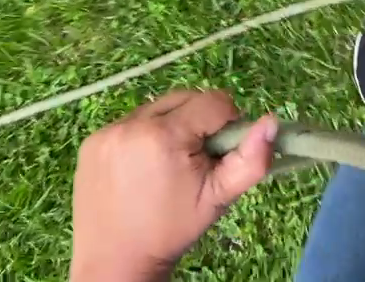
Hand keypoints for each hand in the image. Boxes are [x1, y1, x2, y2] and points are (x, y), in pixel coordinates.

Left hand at [70, 90, 278, 281]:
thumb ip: (251, 159)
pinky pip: (133, 121)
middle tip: (197, 159)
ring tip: (170, 161)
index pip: (214, 102)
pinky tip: (144, 165)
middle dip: (199, 121)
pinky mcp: (92, 140)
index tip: (218, 154)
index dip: (226, 124)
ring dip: (173, 125)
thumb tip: (272, 120)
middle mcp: (132, 124)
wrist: (114, 266)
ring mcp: (108, 131)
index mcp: (165, 135)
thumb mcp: (218, 198)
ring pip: (160, 107)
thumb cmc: (172, 230)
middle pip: (186, 98)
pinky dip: (146, 134)